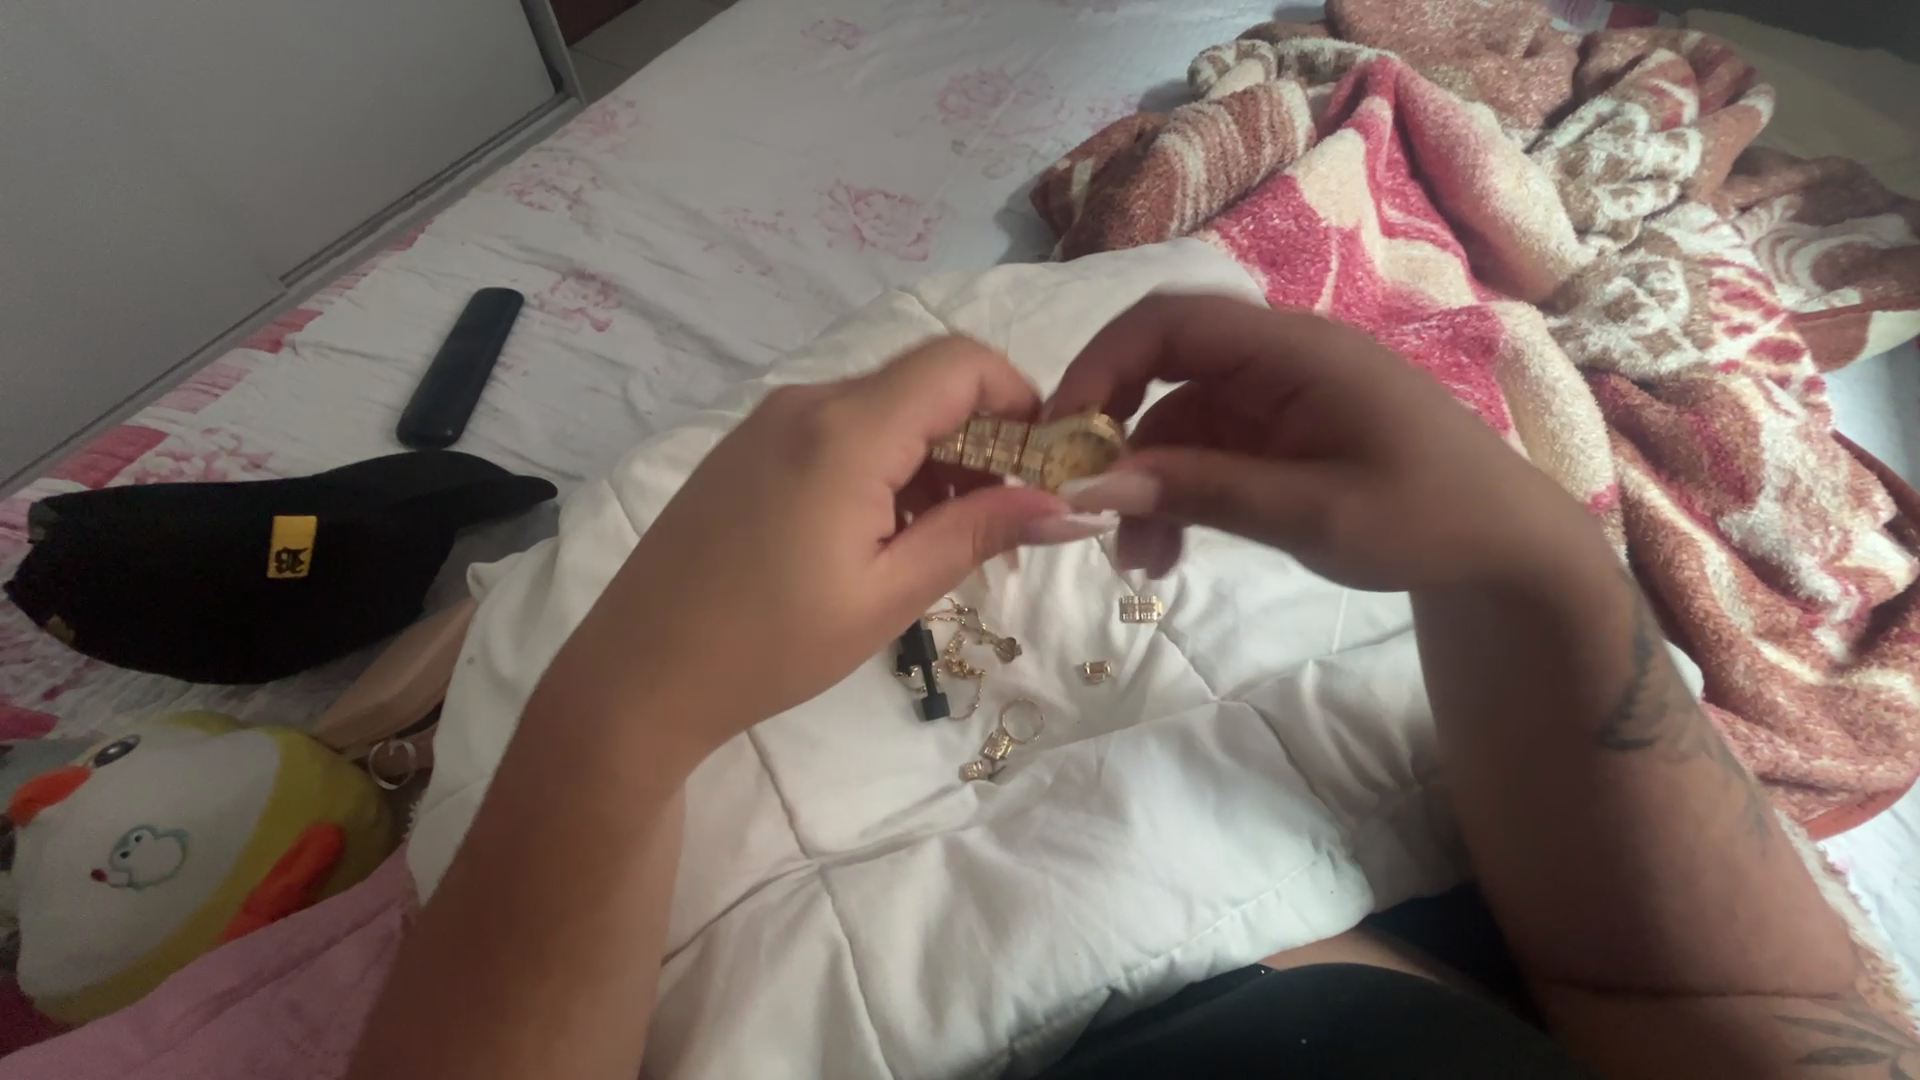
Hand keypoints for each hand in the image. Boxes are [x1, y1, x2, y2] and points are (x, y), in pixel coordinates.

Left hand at [535, 336, 1110, 755]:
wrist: (639, 674)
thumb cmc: (771, 646)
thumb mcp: (889, 594)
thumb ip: (981, 534)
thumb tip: (1073, 507)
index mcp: (846, 430)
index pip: (961, 363)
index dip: (1020, 398)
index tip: (1043, 465)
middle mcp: (808, 402)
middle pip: (925, 384)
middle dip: (983, 437)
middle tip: (1003, 518)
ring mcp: (772, 420)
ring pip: (886, 408)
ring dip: (935, 456)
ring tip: (945, 537)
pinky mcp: (752, 446)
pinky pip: (843, 430)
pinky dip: (887, 463)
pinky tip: (885, 529)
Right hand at [1047, 295, 1595, 591]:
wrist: (1505, 552)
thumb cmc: (1430, 519)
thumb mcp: (1314, 514)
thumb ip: (1202, 493)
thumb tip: (1093, 488)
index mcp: (1293, 351)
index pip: (1169, 323)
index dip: (1100, 365)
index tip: (1058, 433)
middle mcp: (1272, 363)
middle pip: (1159, 372)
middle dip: (1113, 438)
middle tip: (1083, 502)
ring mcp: (1269, 402)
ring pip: (1171, 426)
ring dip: (1141, 487)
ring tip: (1138, 560)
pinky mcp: (1270, 438)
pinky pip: (1197, 457)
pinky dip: (1171, 499)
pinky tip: (1165, 552)